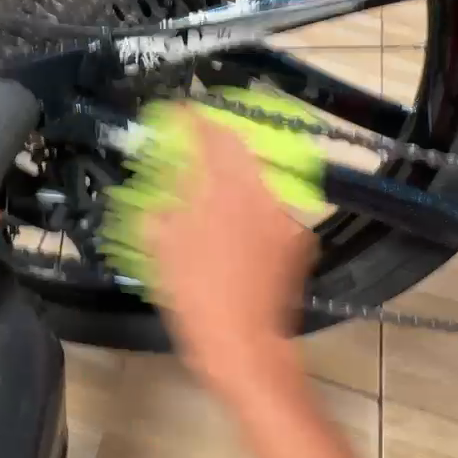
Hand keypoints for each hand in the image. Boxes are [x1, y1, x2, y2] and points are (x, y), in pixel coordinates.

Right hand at [141, 112, 317, 396]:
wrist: (247, 347)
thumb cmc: (198, 301)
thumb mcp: (164, 252)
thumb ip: (162, 213)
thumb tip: (160, 197)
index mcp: (224, 192)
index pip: (211, 136)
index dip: (193, 118)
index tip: (180, 110)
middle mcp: (260, 194)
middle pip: (242, 149)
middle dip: (219, 139)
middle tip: (200, 140)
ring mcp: (283, 216)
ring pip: (261, 176)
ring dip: (239, 170)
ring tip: (220, 178)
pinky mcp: (297, 238)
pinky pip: (273, 205)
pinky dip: (256, 201)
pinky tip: (243, 216)